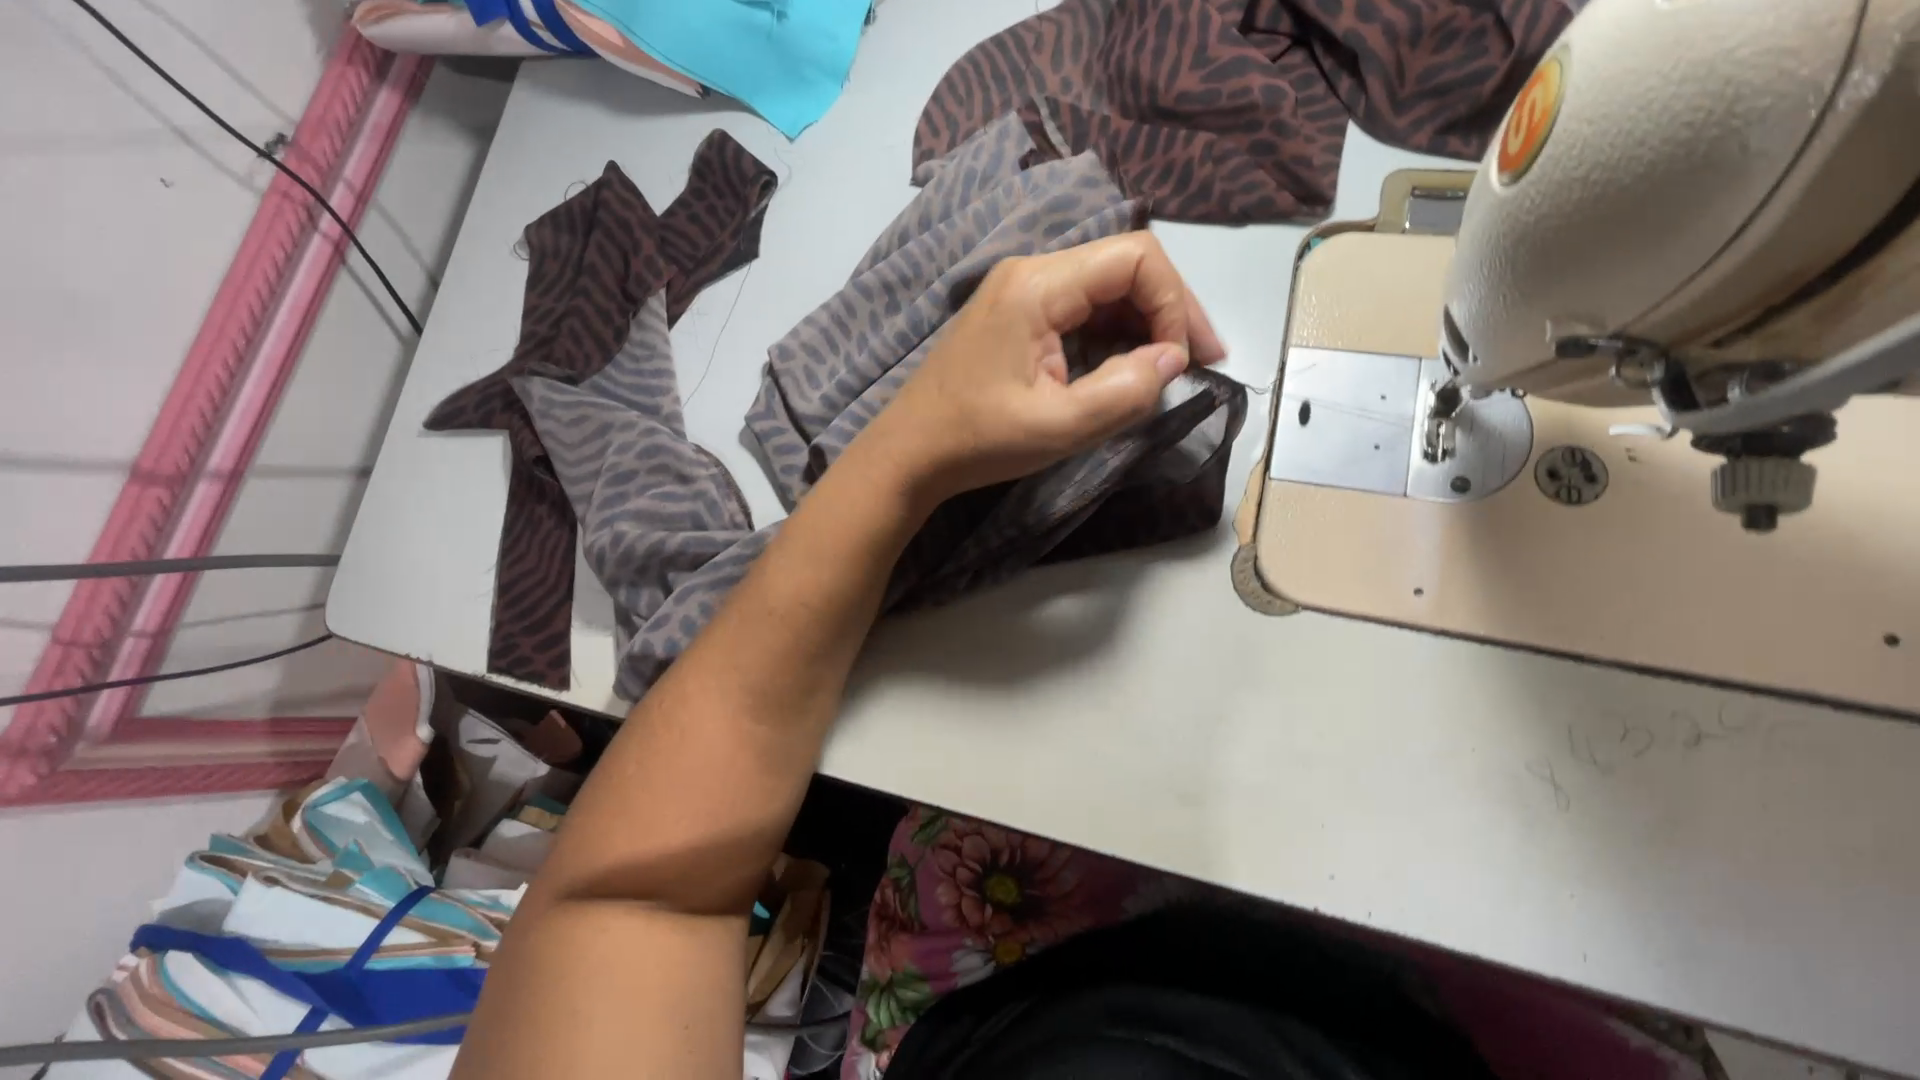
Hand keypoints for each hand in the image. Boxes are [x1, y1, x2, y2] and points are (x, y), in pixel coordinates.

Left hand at [852, 233, 1227, 507]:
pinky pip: (1081, 308)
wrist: (909, 453)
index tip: (1183, 361)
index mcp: (1037, 286)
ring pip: (1106, 287)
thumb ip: (1124, 392)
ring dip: (1146, 322)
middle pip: (1124, 266)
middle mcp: (1030, 272)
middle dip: (1171, 310)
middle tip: (1204, 361)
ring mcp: (1021, 291)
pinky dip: (1115, 332)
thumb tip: (1172, 360)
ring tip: (1175, 367)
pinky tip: (1132, 366)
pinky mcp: (1017, 315)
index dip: (1175, 303)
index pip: (1135, 258)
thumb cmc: (976, 441)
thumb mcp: (1058, 426)